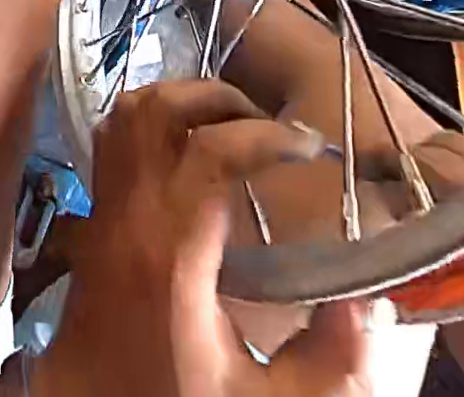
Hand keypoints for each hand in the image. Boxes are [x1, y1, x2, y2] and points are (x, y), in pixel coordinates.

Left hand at [35, 80, 375, 395]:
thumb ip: (326, 365)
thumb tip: (367, 305)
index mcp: (171, 248)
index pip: (210, 151)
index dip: (263, 134)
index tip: (309, 145)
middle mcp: (132, 208)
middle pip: (162, 109)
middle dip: (219, 99)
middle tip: (264, 124)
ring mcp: (106, 201)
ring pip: (131, 111)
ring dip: (181, 98)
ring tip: (227, 120)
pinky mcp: (96, 204)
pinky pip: (114, 132)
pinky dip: (148, 115)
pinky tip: (182, 136)